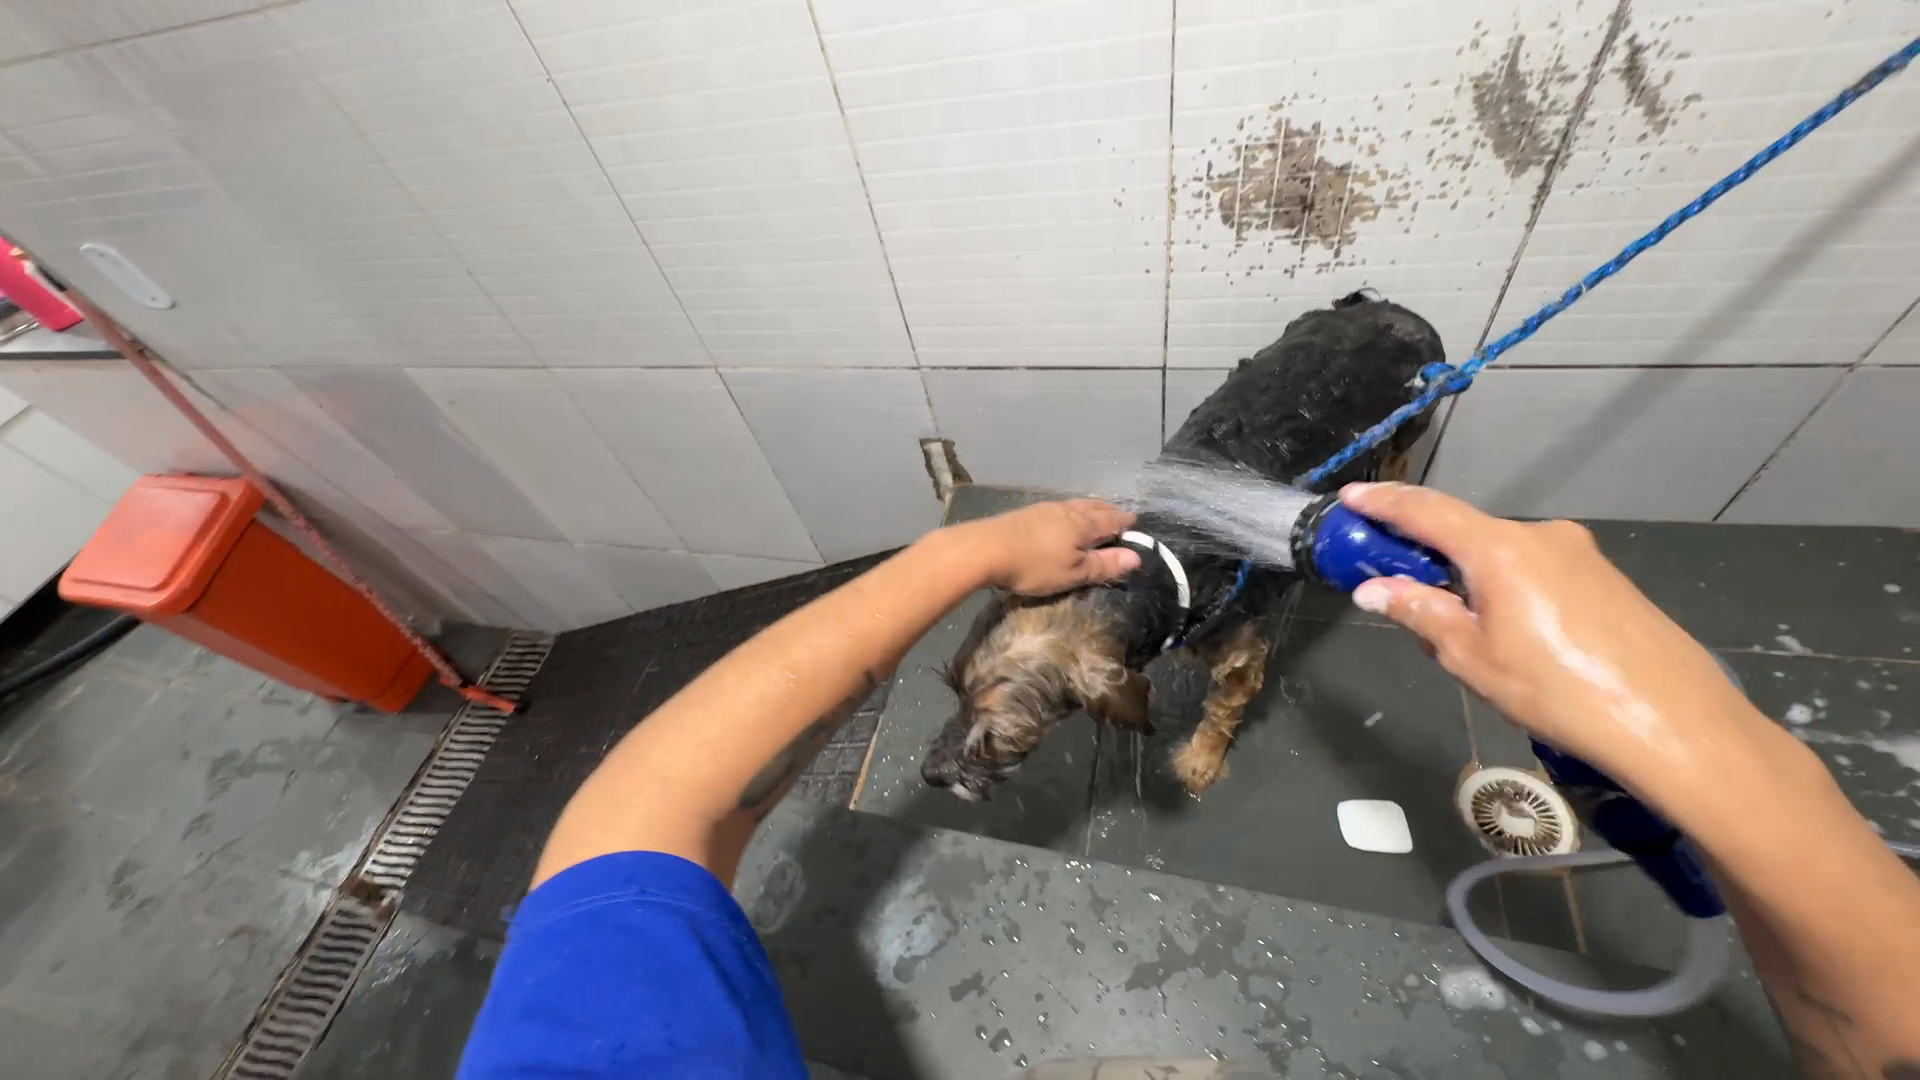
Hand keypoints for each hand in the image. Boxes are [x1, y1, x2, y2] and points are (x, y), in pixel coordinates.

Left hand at [950, 499, 1139, 595]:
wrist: (985, 549)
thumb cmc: (1034, 564)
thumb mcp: (1073, 572)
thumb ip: (1103, 565)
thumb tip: (1136, 557)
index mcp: (1082, 523)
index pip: (1110, 519)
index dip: (1124, 522)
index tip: (1135, 522)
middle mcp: (1065, 510)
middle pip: (1092, 507)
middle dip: (1107, 511)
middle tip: (1117, 515)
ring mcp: (1043, 510)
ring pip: (1073, 506)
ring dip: (1087, 510)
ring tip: (1091, 516)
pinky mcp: (1024, 515)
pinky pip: (1056, 510)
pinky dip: (1068, 513)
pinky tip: (1060, 520)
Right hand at [1340, 482, 1759, 788]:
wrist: (1677, 725)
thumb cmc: (1557, 690)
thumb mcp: (1470, 656)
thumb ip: (1419, 612)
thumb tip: (1372, 590)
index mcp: (1500, 549)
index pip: (1426, 511)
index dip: (1383, 501)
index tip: (1349, 497)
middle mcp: (1540, 537)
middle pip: (1463, 531)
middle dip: (1422, 551)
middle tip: (1391, 584)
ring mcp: (1579, 555)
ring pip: (1499, 554)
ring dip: (1463, 575)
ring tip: (1454, 630)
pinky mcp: (1602, 578)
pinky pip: (1532, 568)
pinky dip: (1500, 585)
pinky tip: (1504, 631)